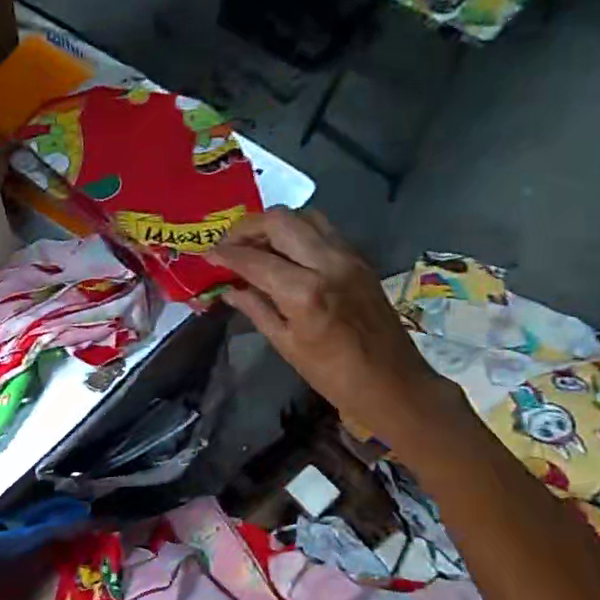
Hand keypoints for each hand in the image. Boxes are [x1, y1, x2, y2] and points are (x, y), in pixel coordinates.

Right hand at [211, 209, 461, 441]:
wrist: (392, 382)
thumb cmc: (332, 374)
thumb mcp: (285, 344)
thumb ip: (256, 308)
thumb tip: (229, 289)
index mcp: (304, 291)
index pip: (254, 259)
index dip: (225, 254)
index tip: (207, 254)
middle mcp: (327, 263)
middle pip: (280, 220)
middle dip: (247, 227)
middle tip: (229, 244)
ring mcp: (348, 257)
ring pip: (305, 217)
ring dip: (275, 225)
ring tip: (255, 245)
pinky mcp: (359, 259)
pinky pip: (323, 230)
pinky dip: (298, 233)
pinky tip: (284, 253)